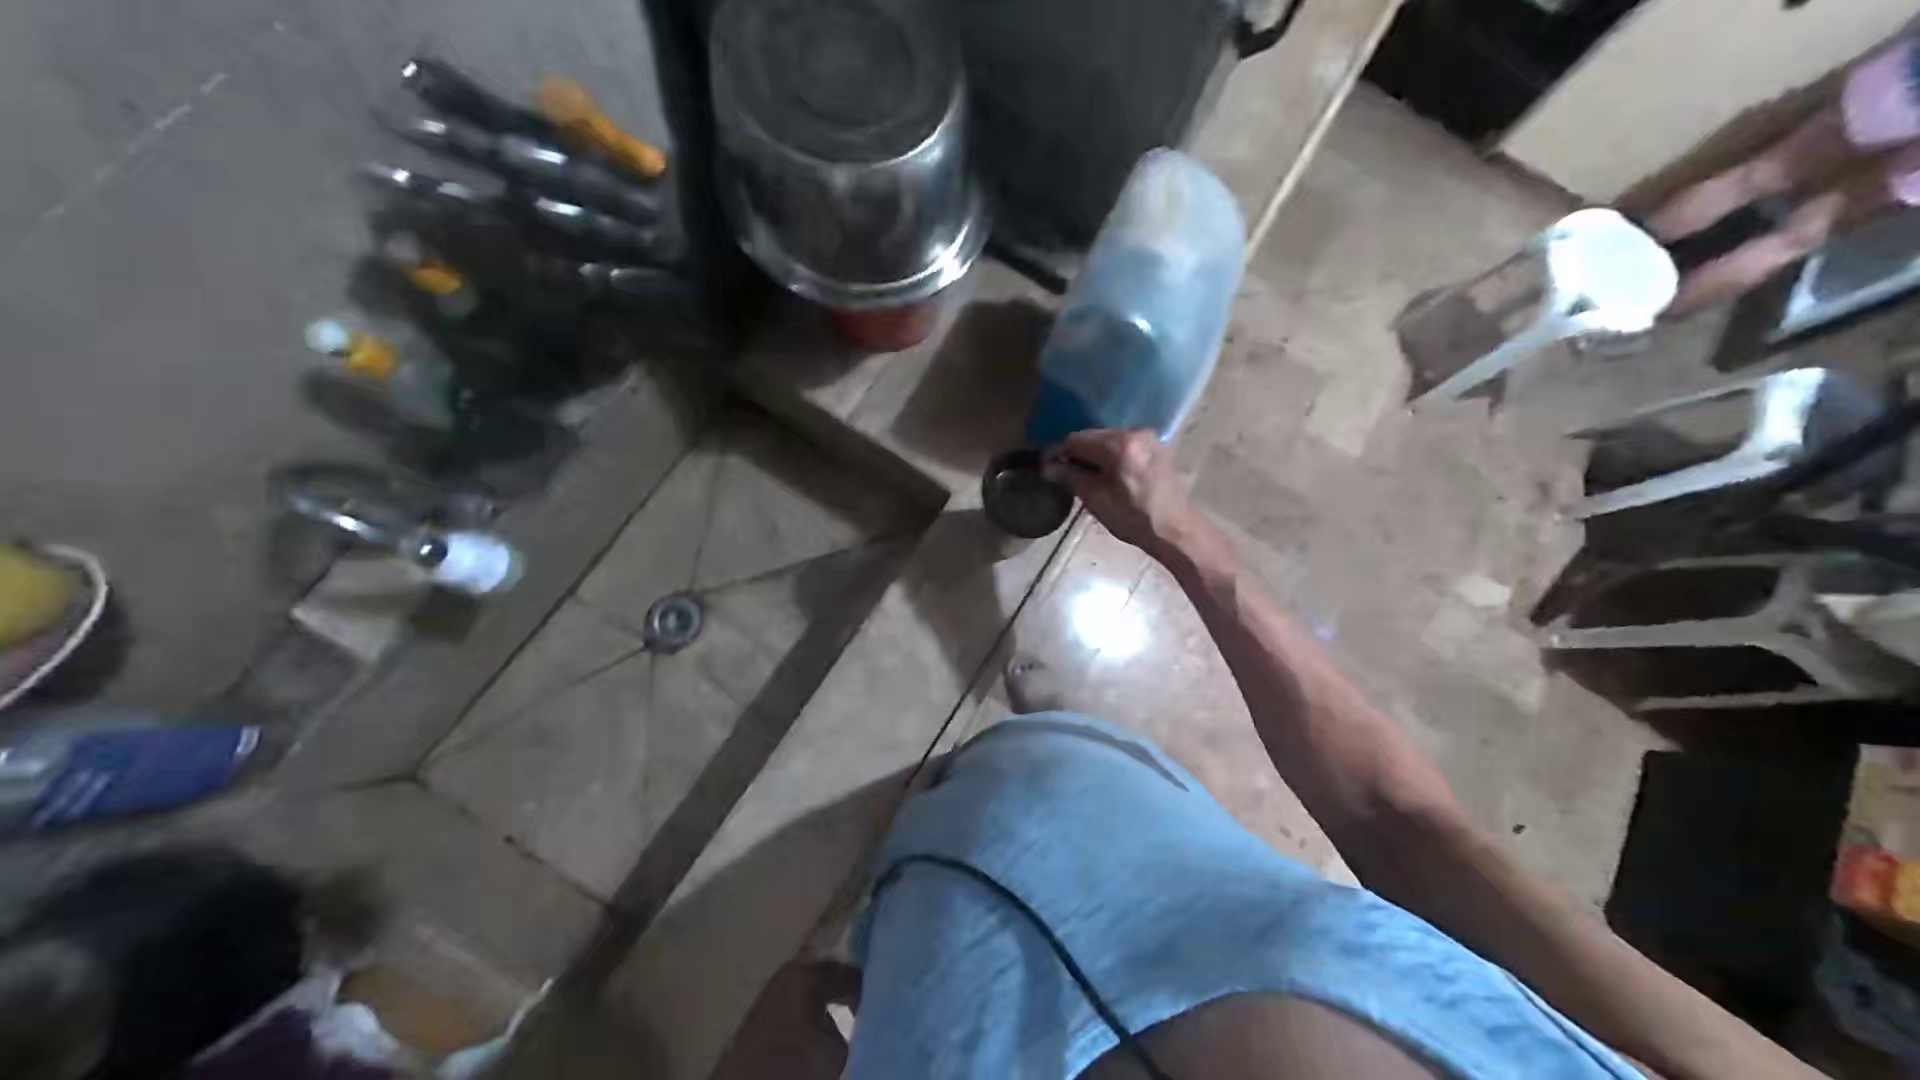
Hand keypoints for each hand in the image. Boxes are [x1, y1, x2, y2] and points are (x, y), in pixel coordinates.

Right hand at [1053, 428, 1213, 563]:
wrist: (1176, 531)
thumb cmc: (1134, 519)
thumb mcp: (1096, 500)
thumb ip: (1070, 477)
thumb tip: (1047, 466)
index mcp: (1120, 445)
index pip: (1076, 439)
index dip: (1060, 454)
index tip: (1051, 469)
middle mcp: (1136, 433)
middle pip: (1093, 436)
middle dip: (1079, 454)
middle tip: (1070, 477)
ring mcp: (1150, 438)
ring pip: (1109, 440)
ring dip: (1096, 455)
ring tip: (1091, 479)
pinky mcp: (1157, 447)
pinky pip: (1125, 445)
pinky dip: (1113, 456)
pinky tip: (1111, 476)